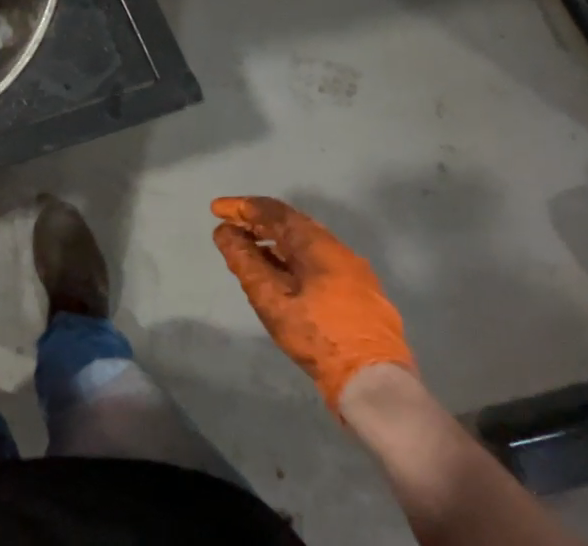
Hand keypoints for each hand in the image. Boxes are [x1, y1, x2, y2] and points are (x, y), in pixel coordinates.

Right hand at [210, 196, 415, 412]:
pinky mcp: (359, 295)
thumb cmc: (315, 333)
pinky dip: (290, 259)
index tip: (215, 210)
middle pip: (294, 226)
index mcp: (320, 247)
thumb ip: (244, 260)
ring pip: (307, 246)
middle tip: (228, 225)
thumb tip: (225, 232)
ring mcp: (355, 275)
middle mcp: (341, 253)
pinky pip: (317, 263)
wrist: (372, 380)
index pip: (276, 213)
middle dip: (258, 222)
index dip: (243, 207)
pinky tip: (277, 273)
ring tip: (248, 248)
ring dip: (274, 242)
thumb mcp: (269, 296)